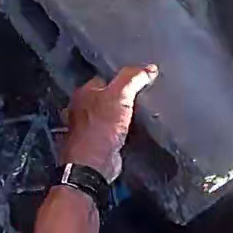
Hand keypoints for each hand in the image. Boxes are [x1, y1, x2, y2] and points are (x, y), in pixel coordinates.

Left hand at [61, 64, 158, 182]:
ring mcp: (88, 128)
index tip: (136, 80)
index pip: (103, 78)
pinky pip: (112, 133)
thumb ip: (134, 78)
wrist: (94, 163)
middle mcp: (82, 110)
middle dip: (120, 99)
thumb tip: (150, 68)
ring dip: (121, 117)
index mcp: (83, 94)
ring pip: (108, 116)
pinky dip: (121, 133)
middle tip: (139, 98)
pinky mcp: (97, 144)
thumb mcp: (121, 95)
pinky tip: (132, 132)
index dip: (120, 79)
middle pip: (105, 98)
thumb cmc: (100, 127)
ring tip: (137, 115)